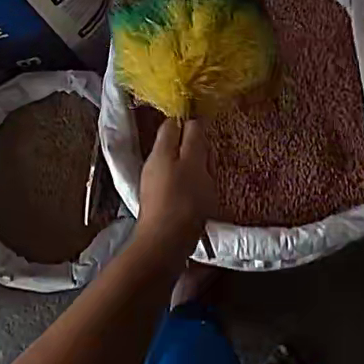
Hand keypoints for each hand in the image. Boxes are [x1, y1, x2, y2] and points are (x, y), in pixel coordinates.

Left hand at [137, 117, 215, 249]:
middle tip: (210, 163)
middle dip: (196, 150)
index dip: (190, 123)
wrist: (165, 243)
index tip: (208, 133)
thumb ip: (194, 139)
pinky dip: (191, 188)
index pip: (172, 124)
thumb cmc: (185, 199)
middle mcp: (153, 164)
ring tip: (209, 184)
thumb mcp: (195, 163)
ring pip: (179, 166)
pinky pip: (178, 185)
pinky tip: (201, 200)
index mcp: (161, 150)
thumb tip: (193, 120)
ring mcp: (154, 184)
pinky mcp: (159, 202)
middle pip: (176, 145)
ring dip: (197, 171)